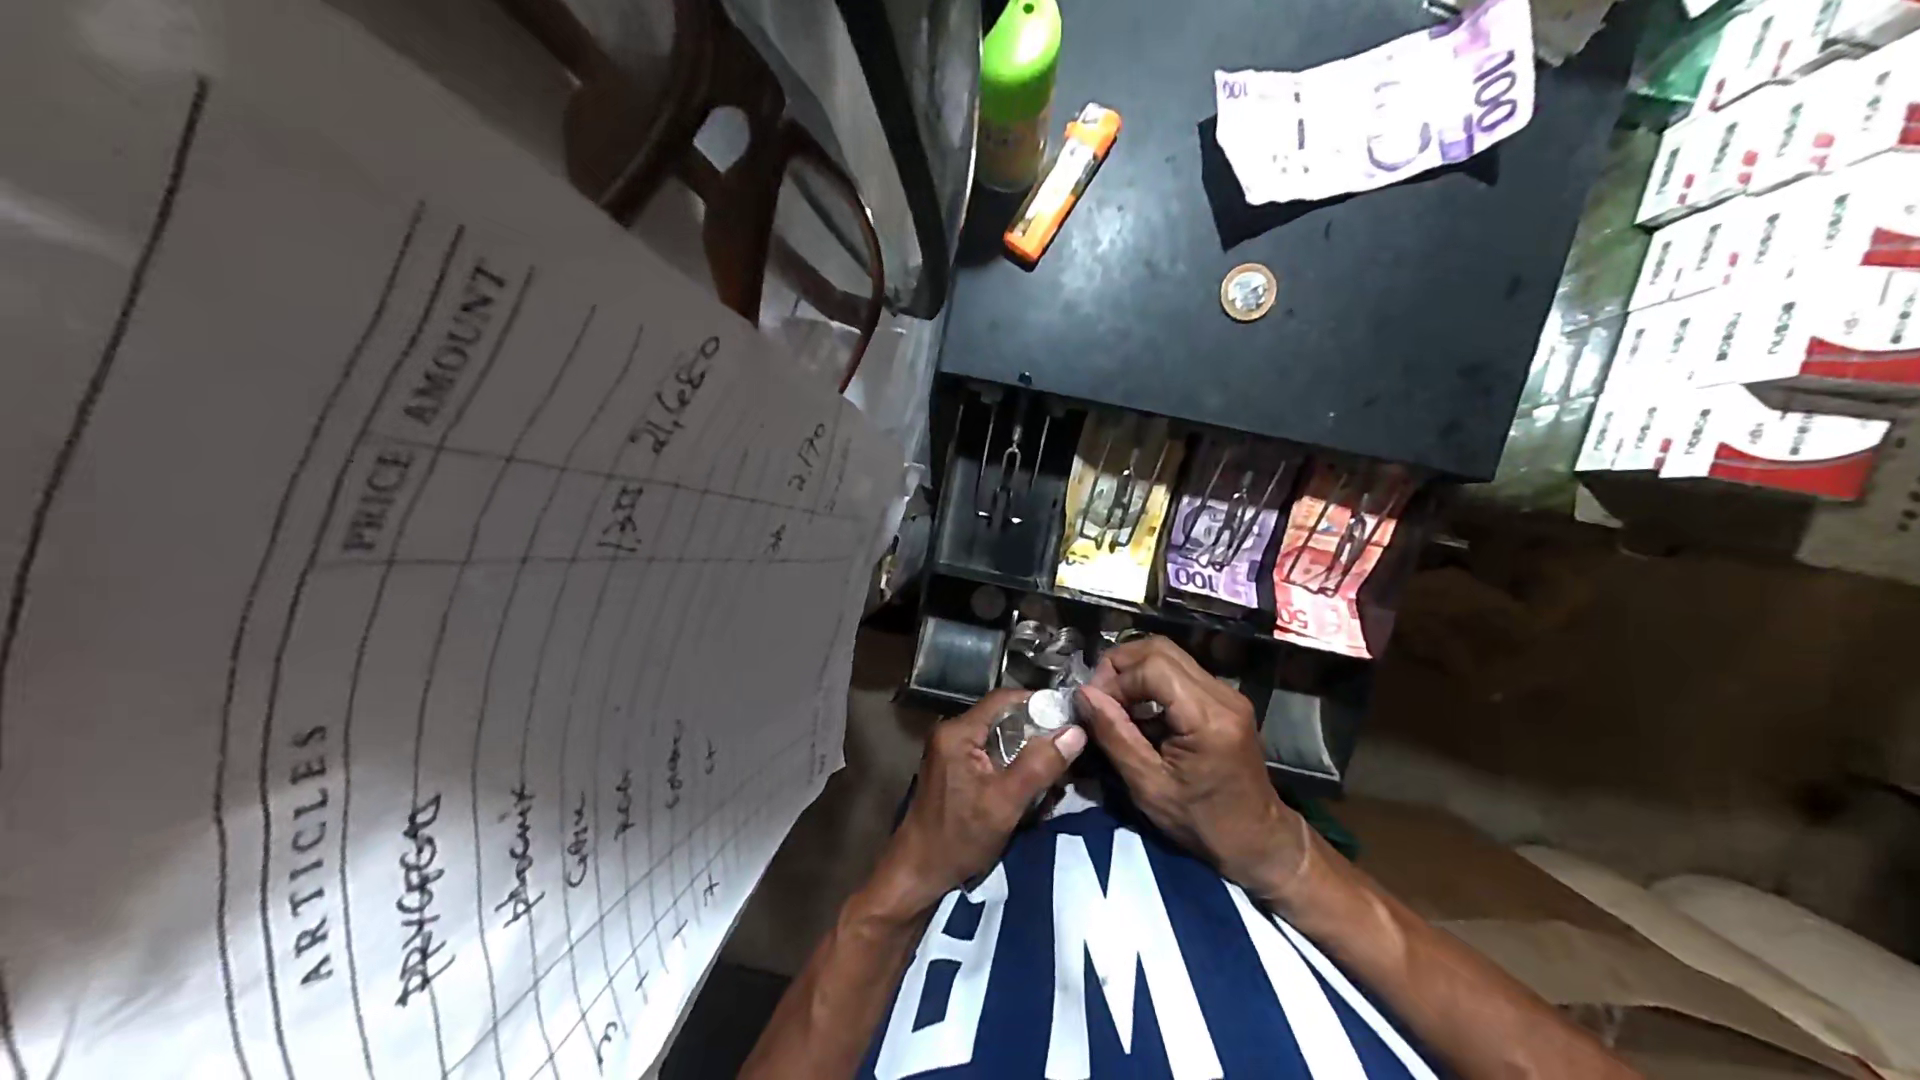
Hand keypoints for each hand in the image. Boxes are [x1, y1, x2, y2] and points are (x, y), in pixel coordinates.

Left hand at [870, 689, 1086, 916]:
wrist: (918, 872)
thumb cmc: (958, 838)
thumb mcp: (1004, 803)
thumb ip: (1039, 766)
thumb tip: (1075, 732)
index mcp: (958, 732)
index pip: (1003, 699)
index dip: (1038, 702)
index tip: (1069, 716)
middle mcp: (951, 732)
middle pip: (1002, 717)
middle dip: (1035, 731)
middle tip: (1067, 746)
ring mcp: (950, 750)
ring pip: (999, 737)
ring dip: (1026, 750)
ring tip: (1055, 766)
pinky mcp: (954, 768)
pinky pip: (990, 754)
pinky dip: (1012, 764)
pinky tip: (1031, 783)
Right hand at [1079, 637, 1309, 897]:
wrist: (1258, 840)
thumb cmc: (1202, 823)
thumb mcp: (1148, 786)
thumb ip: (1114, 735)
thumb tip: (1083, 694)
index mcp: (1208, 718)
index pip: (1152, 667)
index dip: (1115, 679)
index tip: (1095, 707)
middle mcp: (1222, 695)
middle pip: (1160, 649)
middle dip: (1121, 665)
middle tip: (1099, 696)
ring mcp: (1226, 693)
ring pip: (1169, 655)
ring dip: (1134, 671)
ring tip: (1114, 702)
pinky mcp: (1224, 699)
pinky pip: (1179, 672)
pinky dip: (1150, 681)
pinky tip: (1137, 709)